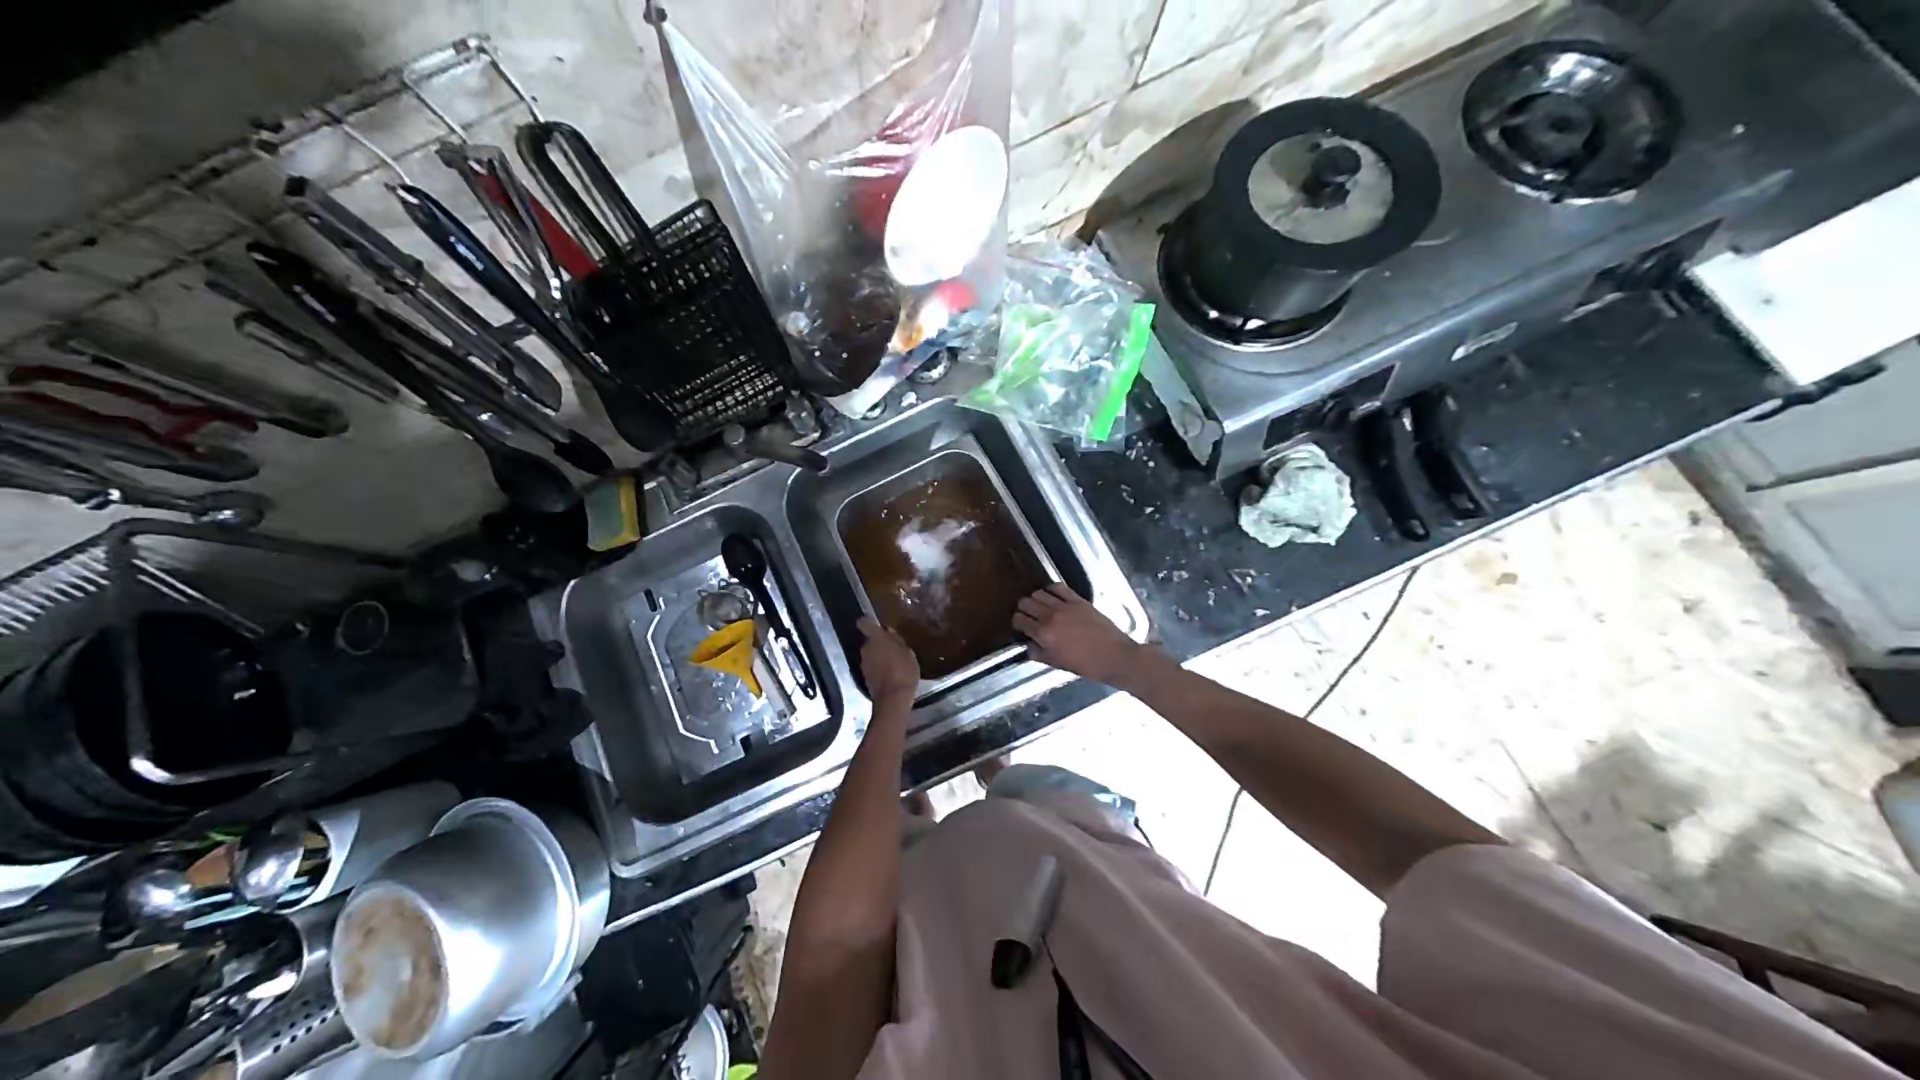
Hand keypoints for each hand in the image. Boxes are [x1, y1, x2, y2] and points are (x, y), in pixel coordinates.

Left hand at [857, 617, 918, 709]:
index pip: (864, 623)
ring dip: (878, 656)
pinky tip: (890, 674)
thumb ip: (896, 640)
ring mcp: (863, 664)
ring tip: (894, 662)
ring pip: (870, 654)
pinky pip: (871, 666)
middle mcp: (865, 649)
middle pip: (869, 641)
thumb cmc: (903, 671)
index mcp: (875, 639)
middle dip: (878, 643)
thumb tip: (888, 631)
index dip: (868, 621)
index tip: (875, 623)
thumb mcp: (907, 652)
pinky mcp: (864, 677)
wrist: (893, 698)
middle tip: (893, 648)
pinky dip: (878, 668)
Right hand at [1013, 584, 1150, 687]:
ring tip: (1041, 607)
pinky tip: (1053, 596)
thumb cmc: (1086, 665)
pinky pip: (1058, 587)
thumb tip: (1028, 645)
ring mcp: (1065, 606)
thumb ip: (1039, 653)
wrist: (1115, 656)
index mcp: (1044, 634)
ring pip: (1039, 593)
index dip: (1017, 622)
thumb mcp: (1058, 664)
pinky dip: (1051, 590)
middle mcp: (1051, 616)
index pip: (1020, 620)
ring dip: (1036, 599)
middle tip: (1028, 616)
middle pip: (1026, 603)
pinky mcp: (1078, 600)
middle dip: (1023, 609)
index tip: (1020, 626)